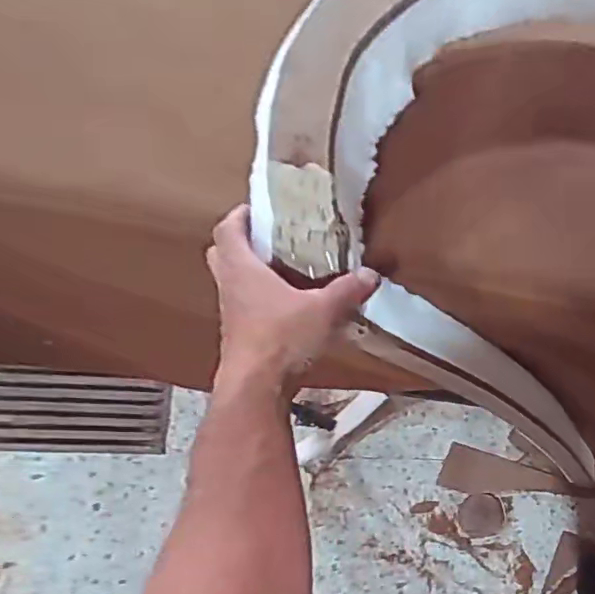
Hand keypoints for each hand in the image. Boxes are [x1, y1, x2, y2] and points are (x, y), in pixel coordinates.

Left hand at [205, 205, 379, 390]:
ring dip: (252, 271)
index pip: (228, 229)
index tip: (260, 210)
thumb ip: (347, 290)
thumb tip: (370, 274)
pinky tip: (289, 305)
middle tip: (271, 240)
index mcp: (242, 268)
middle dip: (244, 242)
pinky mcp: (240, 332)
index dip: (241, 215)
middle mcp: (230, 284)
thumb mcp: (324, 311)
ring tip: (284, 271)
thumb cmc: (282, 337)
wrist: (257, 383)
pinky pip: (246, 304)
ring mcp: (232, 310)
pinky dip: (262, 297)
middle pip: (224, 252)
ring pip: (234, 279)